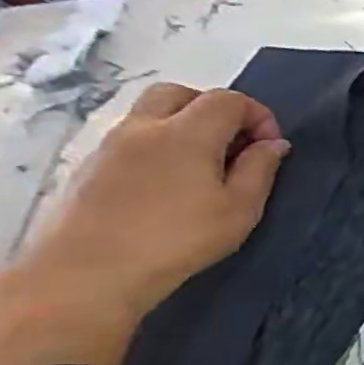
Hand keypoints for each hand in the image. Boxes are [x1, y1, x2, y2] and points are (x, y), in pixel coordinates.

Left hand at [22, 83, 288, 319]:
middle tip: (236, 144)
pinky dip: (162, 144)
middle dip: (216, 109)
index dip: (258, 116)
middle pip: (181, 93)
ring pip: (152, 112)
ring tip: (207, 166)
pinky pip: (134, 137)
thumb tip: (273, 144)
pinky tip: (174, 183)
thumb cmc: (179, 238)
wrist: (90, 271)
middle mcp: (144, 128)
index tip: (270, 148)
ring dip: (186, 125)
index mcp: (186, 134)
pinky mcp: (92, 165)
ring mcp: (110, 145)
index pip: (228, 100)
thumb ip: (260, 169)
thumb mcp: (240, 208)